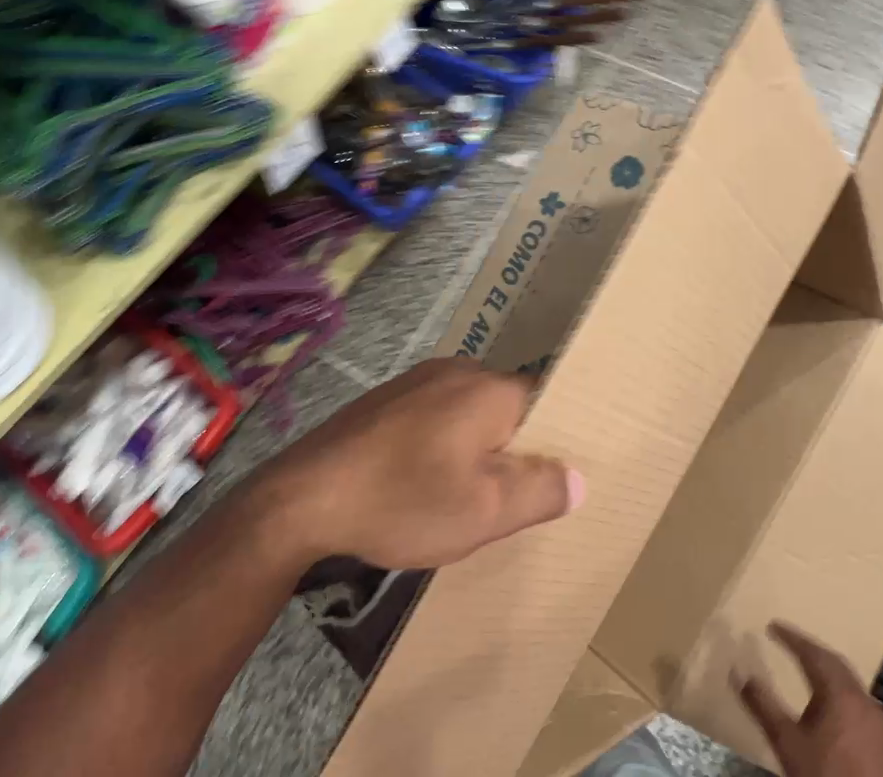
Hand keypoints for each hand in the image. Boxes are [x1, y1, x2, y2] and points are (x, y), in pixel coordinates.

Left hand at [255, 357, 583, 568]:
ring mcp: (413, 382)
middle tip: (510, 503)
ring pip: (468, 417)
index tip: (553, 485)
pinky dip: (440, 450)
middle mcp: (454, 371)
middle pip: (506, 411)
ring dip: (474, 454)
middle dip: (513, 453)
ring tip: (465, 501)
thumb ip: (540, 490)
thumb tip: (578, 476)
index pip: (546, 405)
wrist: (304, 497)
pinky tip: (422, 486)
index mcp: (488, 389)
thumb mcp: (485, 511)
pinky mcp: (382, 402)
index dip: (555, 445)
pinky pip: (433, 421)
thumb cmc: (404, 501)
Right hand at [736, 622, 882, 776]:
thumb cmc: (826, 774)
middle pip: (837, 666)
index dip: (792, 638)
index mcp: (841, 695)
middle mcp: (866, 702)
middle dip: (812, 650)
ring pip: (852, 687)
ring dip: (829, 673)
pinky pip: (861, 706)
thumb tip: (737, 671)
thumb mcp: (786, 742)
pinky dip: (842, 695)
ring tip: (808, 671)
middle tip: (789, 642)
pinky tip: (834, 711)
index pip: (815, 654)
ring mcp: (882, 725)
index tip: (772, 626)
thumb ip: (761, 705)